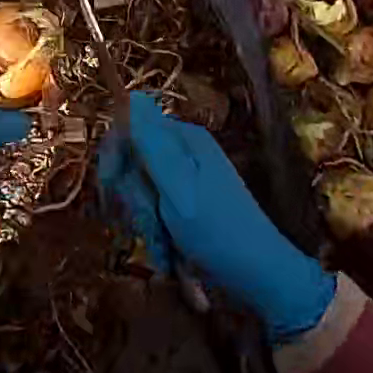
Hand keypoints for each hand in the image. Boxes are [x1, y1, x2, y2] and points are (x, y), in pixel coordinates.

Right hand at [98, 91, 334, 339]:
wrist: (262, 276)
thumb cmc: (218, 231)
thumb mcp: (178, 186)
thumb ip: (151, 144)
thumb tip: (131, 95)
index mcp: (183, 138)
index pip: (129, 128)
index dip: (113, 157)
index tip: (110, 189)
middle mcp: (185, 151)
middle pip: (133, 162)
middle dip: (133, 197)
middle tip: (147, 223)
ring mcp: (188, 177)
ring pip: (142, 190)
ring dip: (144, 220)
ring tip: (162, 246)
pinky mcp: (189, 202)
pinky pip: (157, 208)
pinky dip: (157, 231)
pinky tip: (168, 252)